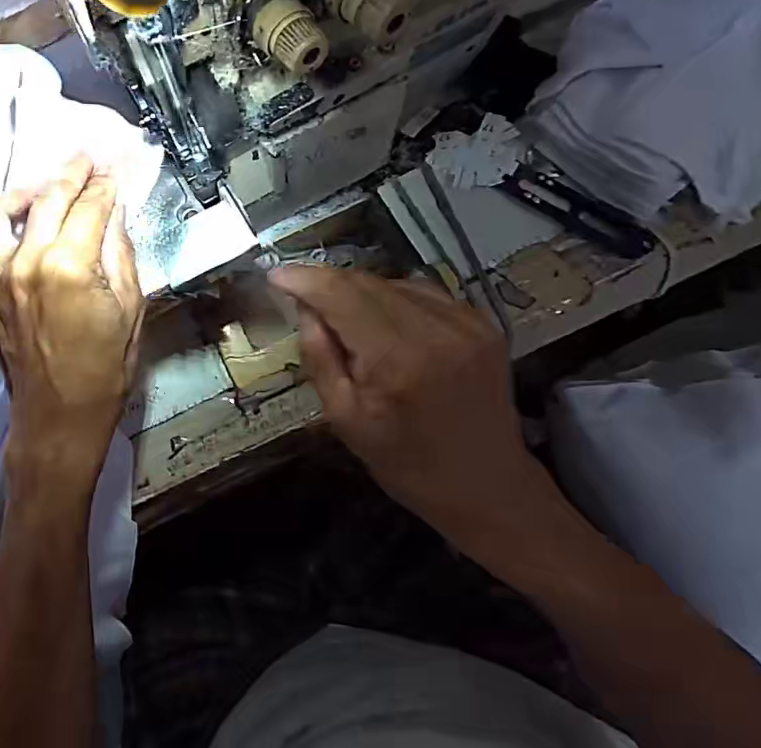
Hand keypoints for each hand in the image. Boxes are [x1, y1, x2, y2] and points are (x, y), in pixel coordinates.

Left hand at [0, 155, 144, 492]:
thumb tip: (114, 214)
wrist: (58, 418)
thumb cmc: (103, 370)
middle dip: (71, 174)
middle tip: (86, 162)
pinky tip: (21, 231)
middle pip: (46, 199)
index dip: (104, 186)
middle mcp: (25, 264)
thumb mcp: (131, 308)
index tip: (113, 173)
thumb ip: (120, 252)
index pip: (89, 207)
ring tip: (43, 192)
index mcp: (68, 267)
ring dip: (21, 194)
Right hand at [268, 265, 552, 540]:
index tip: (274, 275)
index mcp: (396, 359)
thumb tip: (303, 305)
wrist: (487, 485)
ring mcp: (464, 322)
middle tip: (299, 296)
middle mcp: (434, 330)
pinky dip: (390, 298)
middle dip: (325, 282)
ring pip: (390, 282)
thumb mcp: (342, 416)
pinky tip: (383, 323)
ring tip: (342, 317)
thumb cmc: (404, 460)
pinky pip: (419, 292)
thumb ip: (318, 354)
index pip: (340, 294)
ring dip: (356, 290)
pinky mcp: (481, 322)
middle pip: (364, 282)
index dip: (303, 278)